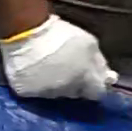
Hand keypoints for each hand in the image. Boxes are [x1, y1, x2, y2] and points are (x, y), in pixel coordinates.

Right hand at [0, 15, 116, 98]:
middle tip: (67, 70)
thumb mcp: (89, 44)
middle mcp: (65, 90)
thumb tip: (106, 78)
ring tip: (49, 70)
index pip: (97, 93)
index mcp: (84, 78)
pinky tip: (34, 74)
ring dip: (55, 85)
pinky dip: (36, 86)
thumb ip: (99, 63)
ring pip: (54, 94)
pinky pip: (34, 93)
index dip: (95, 86)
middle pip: (74, 94)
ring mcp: (43, 93)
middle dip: (75, 85)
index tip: (91, 79)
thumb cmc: (61, 36)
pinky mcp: (25, 93)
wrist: (26, 35)